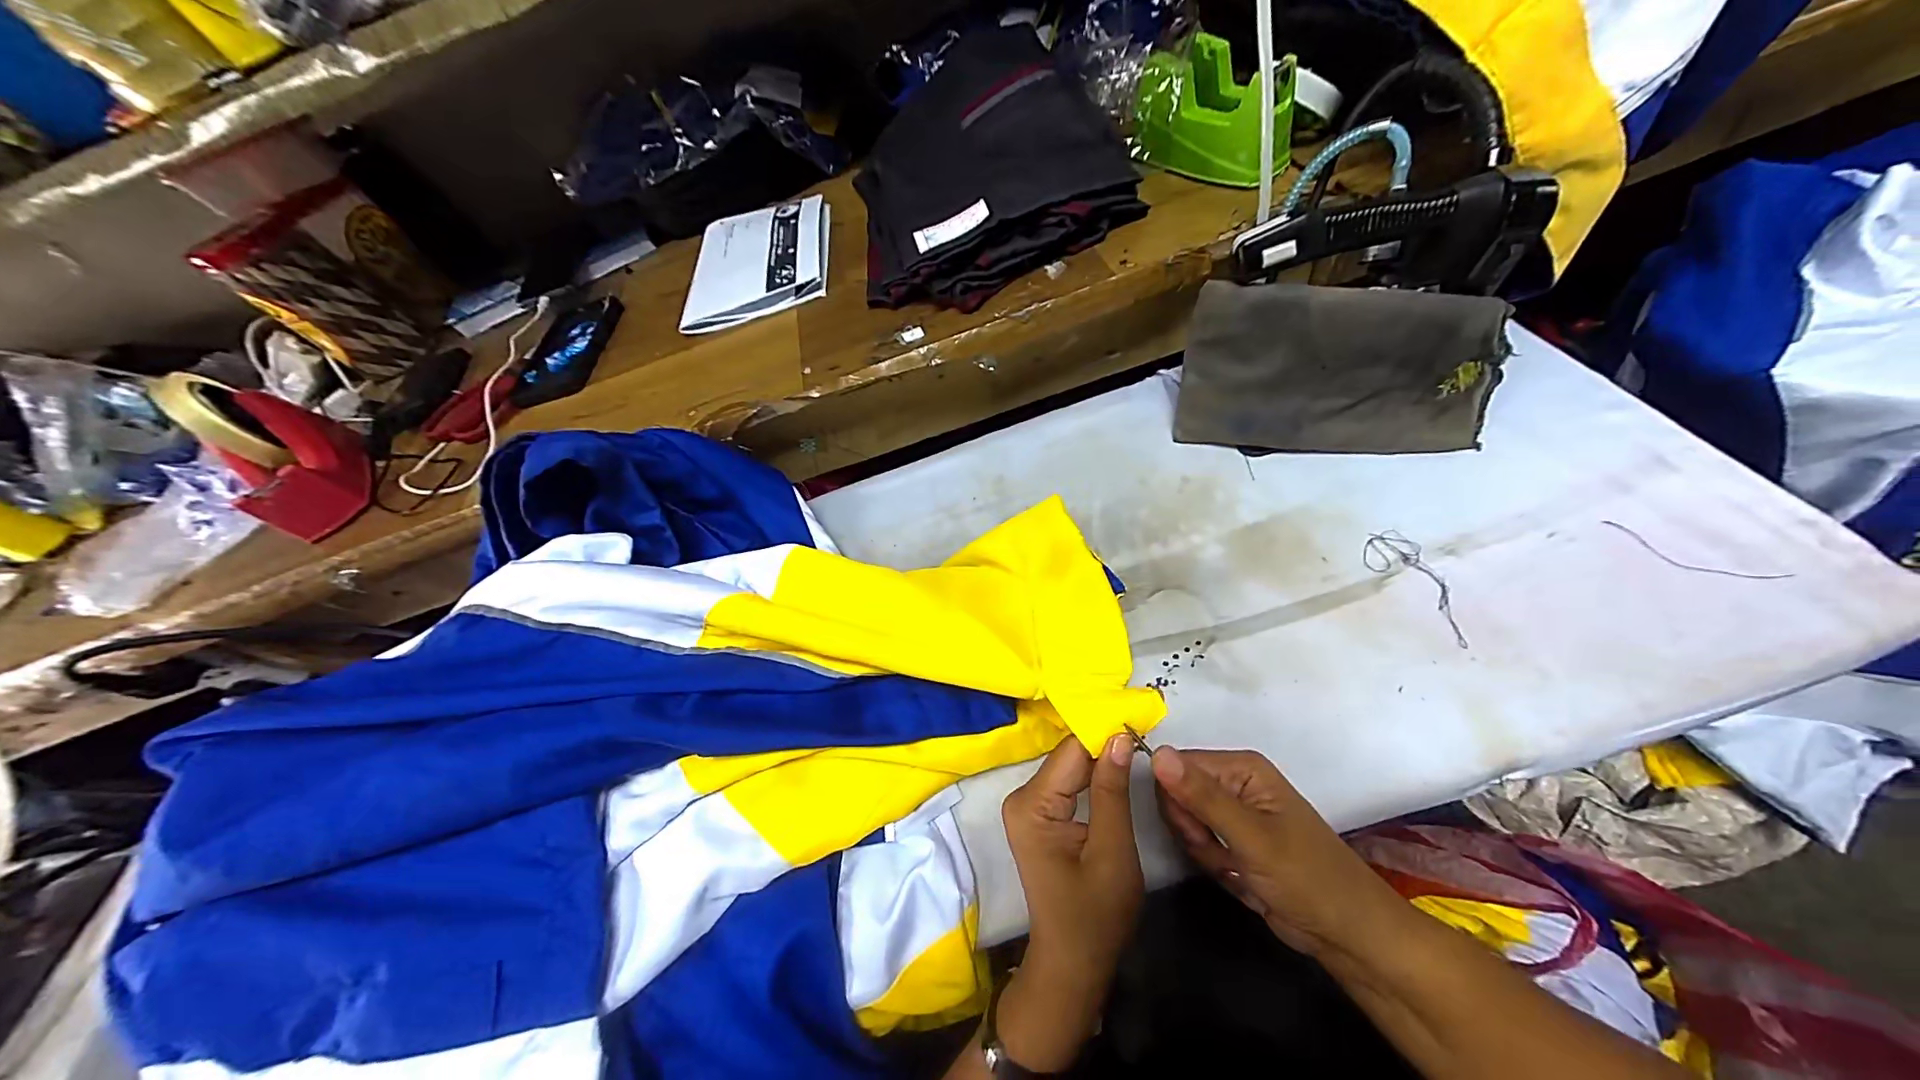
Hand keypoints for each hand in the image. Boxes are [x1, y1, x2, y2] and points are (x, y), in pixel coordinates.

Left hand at [995, 735, 1143, 1071]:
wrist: (1072, 962)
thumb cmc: (1095, 915)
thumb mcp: (1113, 851)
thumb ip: (1114, 791)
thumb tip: (1120, 736)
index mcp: (1032, 805)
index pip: (1072, 751)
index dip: (1106, 733)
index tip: (1142, 718)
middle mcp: (1021, 797)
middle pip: (1069, 756)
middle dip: (1105, 743)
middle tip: (1146, 729)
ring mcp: (1027, 806)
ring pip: (1070, 767)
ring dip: (1101, 758)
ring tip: (1138, 743)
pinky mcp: (1038, 815)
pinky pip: (1068, 783)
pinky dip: (1093, 776)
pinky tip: (1117, 767)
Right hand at [1150, 747, 1403, 959]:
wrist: (1347, 934)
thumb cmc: (1307, 878)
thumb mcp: (1251, 837)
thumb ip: (1201, 796)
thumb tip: (1157, 753)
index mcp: (1242, 767)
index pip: (1175, 766)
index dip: (1177, 800)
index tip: (1198, 831)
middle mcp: (1235, 782)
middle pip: (1177, 795)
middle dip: (1192, 831)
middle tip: (1223, 853)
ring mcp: (1234, 814)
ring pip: (1185, 824)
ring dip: (1204, 852)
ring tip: (1238, 868)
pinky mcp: (1233, 842)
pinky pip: (1200, 845)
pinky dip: (1214, 865)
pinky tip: (1241, 877)